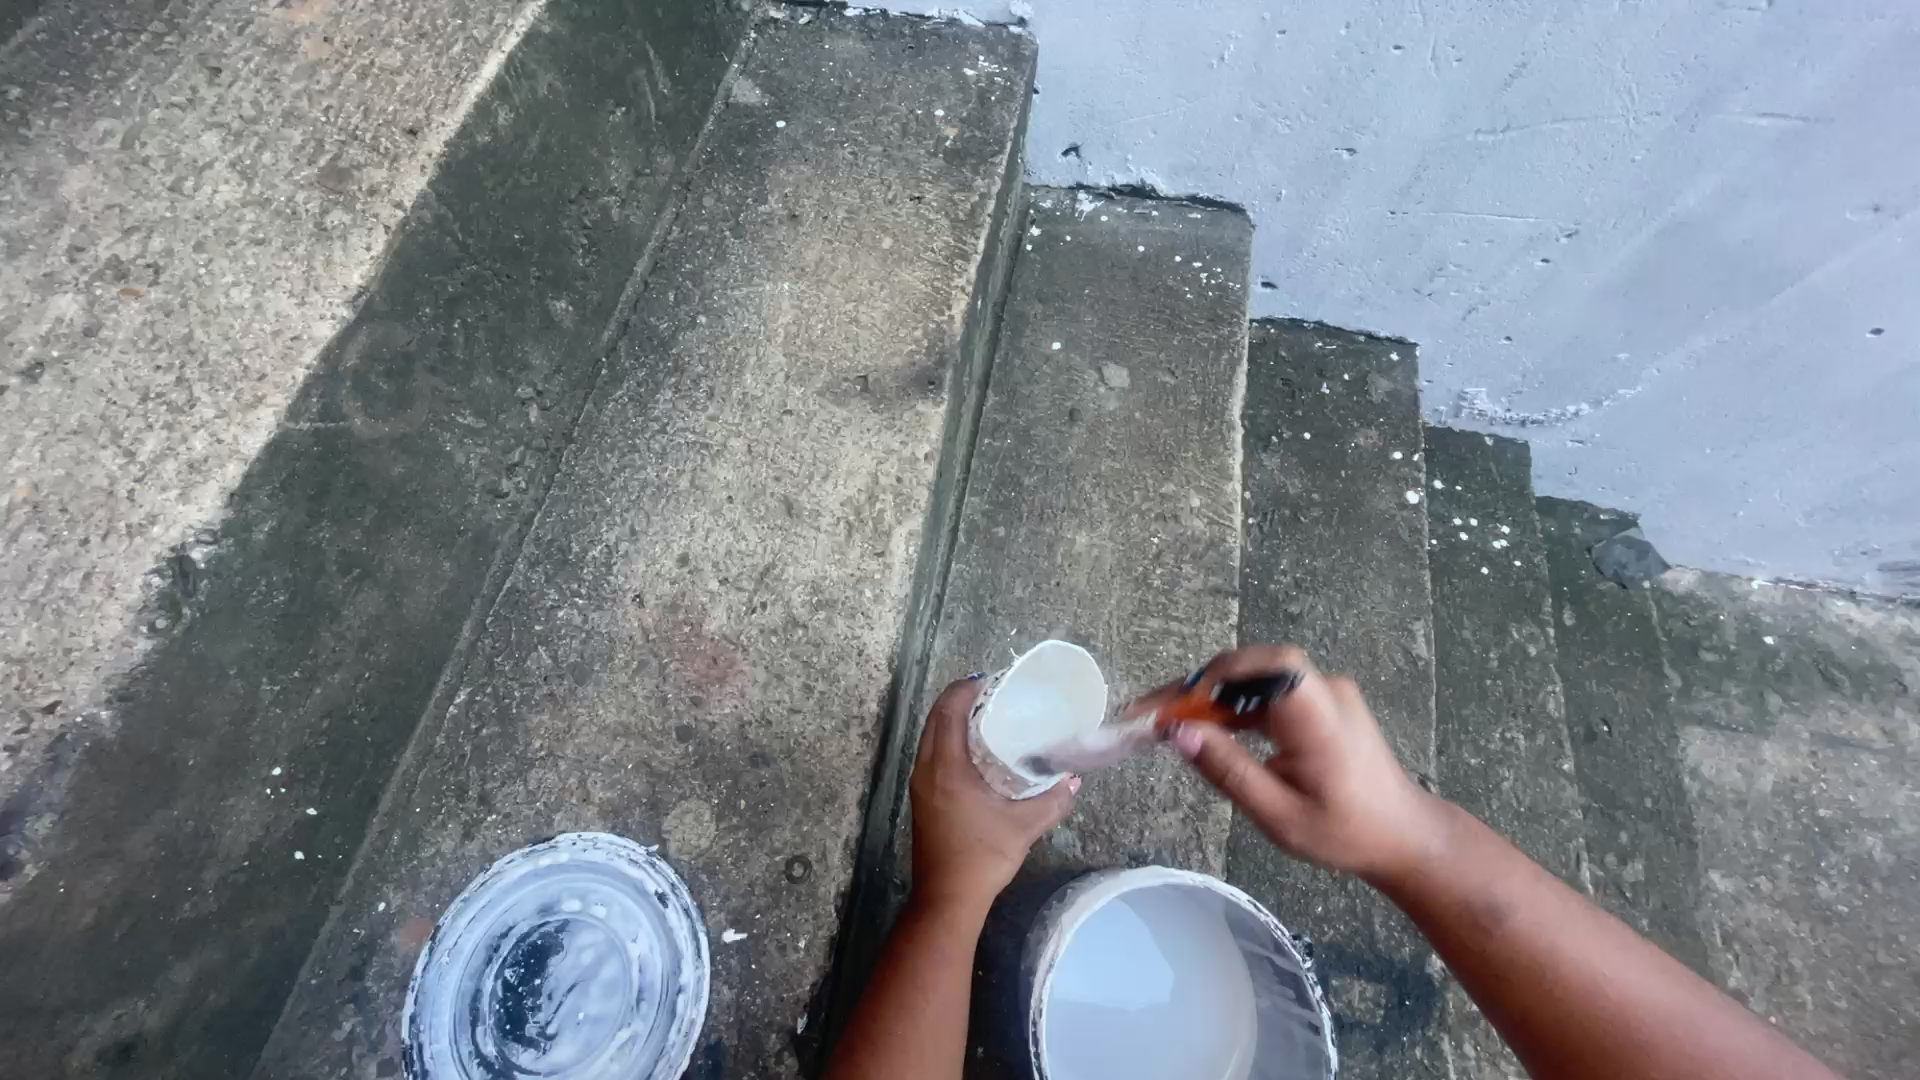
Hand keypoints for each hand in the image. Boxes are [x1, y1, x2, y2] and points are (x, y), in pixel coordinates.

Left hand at [909, 677, 1078, 909]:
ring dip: (951, 718)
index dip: (966, 689)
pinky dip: (947, 738)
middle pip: (936, 717)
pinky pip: (930, 751)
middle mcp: (926, 768)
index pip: (949, 710)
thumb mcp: (1024, 827)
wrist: (947, 898)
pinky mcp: (922, 796)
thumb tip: (1074, 779)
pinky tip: (972, 748)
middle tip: (992, 694)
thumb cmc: (982, 856)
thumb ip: (1052, 800)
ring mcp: (920, 783)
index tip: (991, 681)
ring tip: (985, 715)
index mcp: (946, 766)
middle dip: (960, 699)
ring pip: (930, 734)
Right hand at [1160, 645, 1443, 882]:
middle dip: (1197, 686)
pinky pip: (1263, 688)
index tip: (1169, 709)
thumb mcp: (1278, 815)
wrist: (1403, 835)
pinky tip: (1207, 726)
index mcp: (1320, 718)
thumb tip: (1177, 733)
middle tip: (1156, 715)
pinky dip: (1229, 702)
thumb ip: (1227, 770)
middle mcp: (1324, 689)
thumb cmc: (1343, 832)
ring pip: (1252, 675)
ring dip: (1209, 694)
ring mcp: (1322, 689)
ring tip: (1171, 722)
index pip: (1265, 670)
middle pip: (1250, 666)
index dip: (1213, 678)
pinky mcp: (1315, 697)